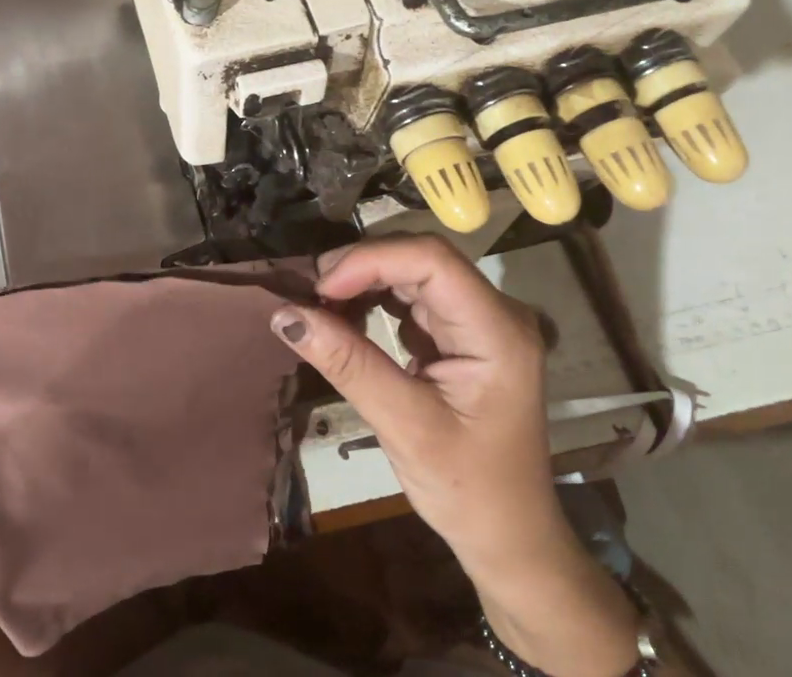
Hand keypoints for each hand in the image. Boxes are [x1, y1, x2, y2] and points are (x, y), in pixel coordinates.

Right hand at [271, 234, 638, 676]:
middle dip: (361, 267)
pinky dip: (370, 300)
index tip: (319, 289)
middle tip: (309, 295)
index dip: (370, 260)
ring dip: (362, 281)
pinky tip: (342, 318)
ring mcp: (476, 322)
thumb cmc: (467, 487)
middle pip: (421, 258)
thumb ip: (348, 363)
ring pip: (411, 273)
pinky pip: (409, 297)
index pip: (432, 260)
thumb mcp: (404, 426)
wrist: (507, 534)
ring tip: (318, 306)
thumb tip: (284, 315)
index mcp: (497, 331)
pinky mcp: (458, 335)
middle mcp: (492, 312)